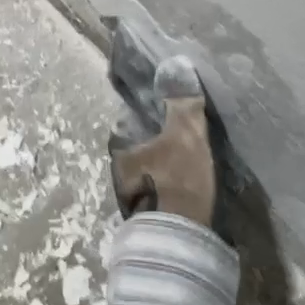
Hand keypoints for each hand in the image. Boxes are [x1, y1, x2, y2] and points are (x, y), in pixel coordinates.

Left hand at [107, 57, 217, 227]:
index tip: (170, 105)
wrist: (180, 241)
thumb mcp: (186, 135)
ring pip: (148, 163)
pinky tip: (185, 179)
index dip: (152, 108)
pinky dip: (168, 178)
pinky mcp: (145, 211)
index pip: (133, 115)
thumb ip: (182, 101)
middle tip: (184, 131)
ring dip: (162, 159)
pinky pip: (157, 183)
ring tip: (187, 155)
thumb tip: (177, 63)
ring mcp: (128, 191)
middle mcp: (116, 166)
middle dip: (157, 136)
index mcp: (119, 143)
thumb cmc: (178, 180)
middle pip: (140, 140)